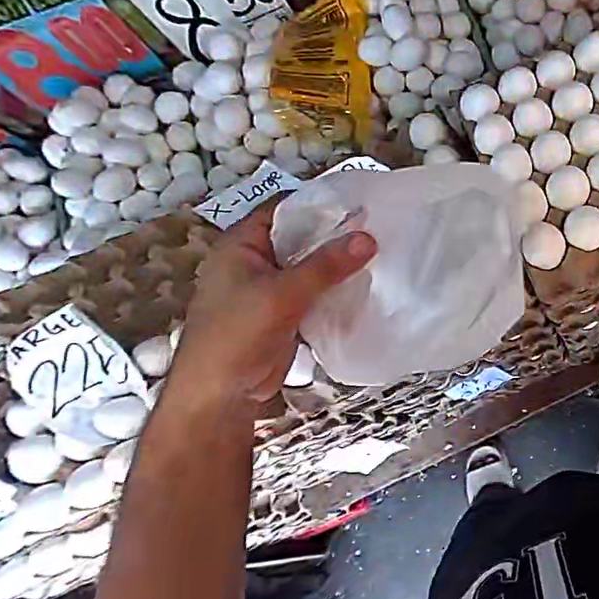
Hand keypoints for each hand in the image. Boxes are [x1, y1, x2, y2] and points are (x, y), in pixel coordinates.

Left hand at [169, 201, 375, 401]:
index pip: (283, 209)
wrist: (219, 396)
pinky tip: (364, 286)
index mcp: (241, 246)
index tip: (358, 202)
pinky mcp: (284, 313)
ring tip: (378, 254)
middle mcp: (255, 262)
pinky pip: (314, 292)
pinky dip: (335, 289)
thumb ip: (325, 266)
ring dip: (338, 264)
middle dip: (335, 235)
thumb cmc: (236, 335)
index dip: (317, 202)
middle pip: (300, 237)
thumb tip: (368, 238)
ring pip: (310, 267)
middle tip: (377, 228)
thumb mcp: (282, 295)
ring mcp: (270, 289)